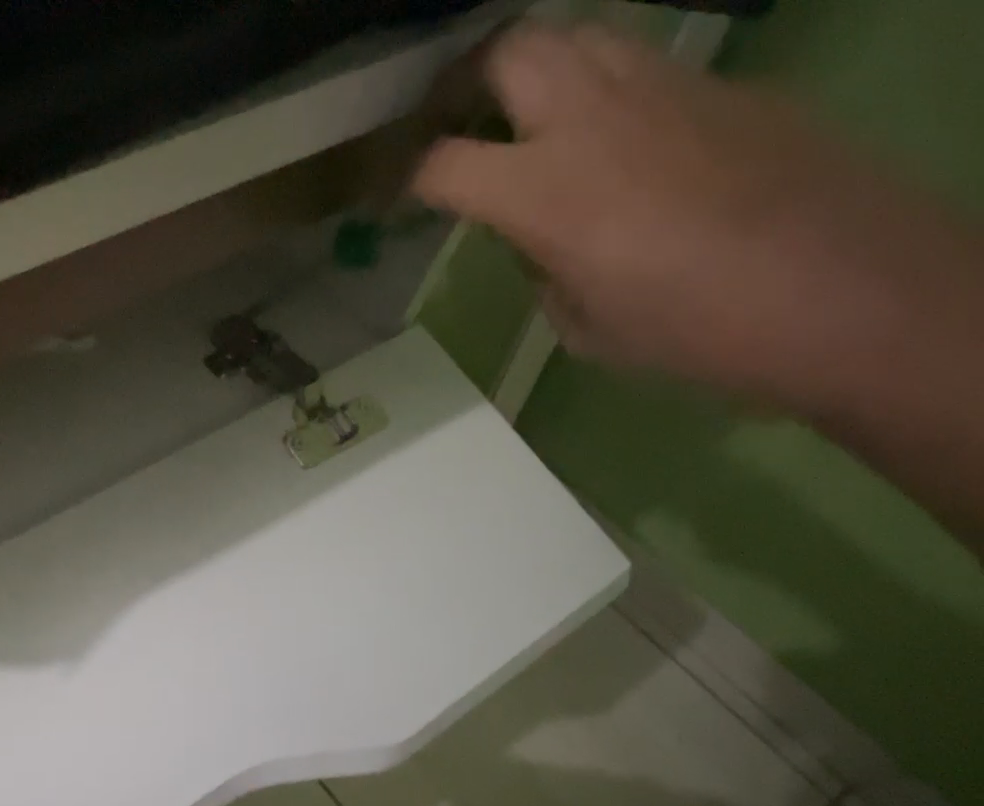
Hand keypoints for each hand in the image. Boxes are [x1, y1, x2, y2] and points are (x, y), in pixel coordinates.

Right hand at [410, 21, 983, 419]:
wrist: (855, 295)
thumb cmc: (697, 331)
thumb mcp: (583, 324)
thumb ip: (542, 270)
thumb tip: (540, 242)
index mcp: (542, 190)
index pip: (438, 162)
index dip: (400, 177)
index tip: (388, 195)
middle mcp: (592, 118)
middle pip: (505, 51)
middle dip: (463, 81)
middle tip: (454, 120)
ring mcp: (666, 89)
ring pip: (577, 36)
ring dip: (537, 69)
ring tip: (530, 117)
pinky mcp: (724, 87)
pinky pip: (643, 65)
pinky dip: (607, 89)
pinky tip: (620, 139)